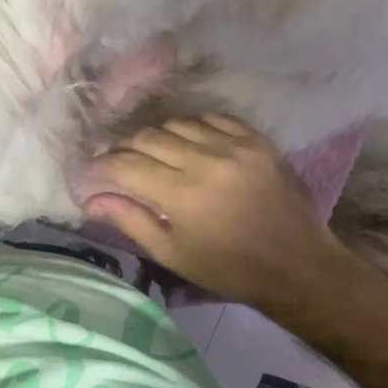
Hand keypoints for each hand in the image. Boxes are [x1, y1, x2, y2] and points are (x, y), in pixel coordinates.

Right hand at [84, 115, 353, 306]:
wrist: (297, 266)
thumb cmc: (228, 269)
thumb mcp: (171, 254)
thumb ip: (130, 220)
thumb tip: (91, 200)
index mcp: (182, 195)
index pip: (125, 164)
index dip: (100, 167)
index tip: (90, 175)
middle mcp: (207, 161)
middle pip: (147, 137)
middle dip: (124, 149)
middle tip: (117, 166)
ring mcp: (236, 146)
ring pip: (177, 123)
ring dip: (157, 138)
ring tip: (153, 156)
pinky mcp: (258, 140)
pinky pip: (213, 118)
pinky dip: (192, 128)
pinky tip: (188, 145)